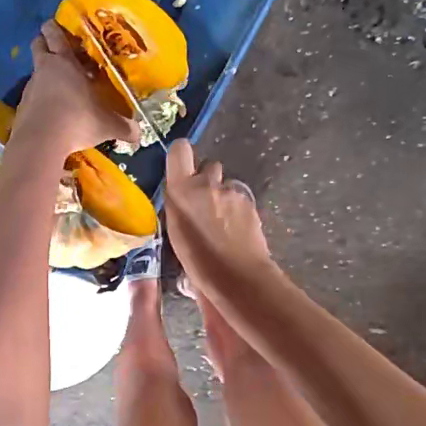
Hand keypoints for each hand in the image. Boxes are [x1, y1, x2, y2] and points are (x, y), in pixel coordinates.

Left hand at [15, 22, 139, 155]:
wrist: (39, 142)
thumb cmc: (76, 121)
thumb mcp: (106, 125)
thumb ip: (124, 127)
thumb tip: (139, 135)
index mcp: (64, 62)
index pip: (56, 35)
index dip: (55, 28)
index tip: (56, 24)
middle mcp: (44, 69)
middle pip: (39, 45)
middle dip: (45, 42)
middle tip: (58, 49)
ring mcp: (30, 87)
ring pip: (36, 72)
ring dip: (46, 74)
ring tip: (62, 87)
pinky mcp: (22, 106)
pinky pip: (33, 95)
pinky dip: (41, 97)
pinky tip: (53, 110)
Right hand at [164, 139, 275, 292]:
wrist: (237, 276)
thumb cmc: (197, 261)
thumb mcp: (174, 232)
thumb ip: (177, 206)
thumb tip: (181, 199)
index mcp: (182, 189)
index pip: (180, 149)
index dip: (181, 157)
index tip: (181, 171)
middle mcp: (207, 183)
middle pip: (208, 165)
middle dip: (206, 180)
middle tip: (203, 204)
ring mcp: (232, 192)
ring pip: (225, 184)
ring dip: (222, 196)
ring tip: (221, 222)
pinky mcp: (250, 203)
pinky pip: (239, 199)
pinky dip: (236, 210)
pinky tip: (235, 230)